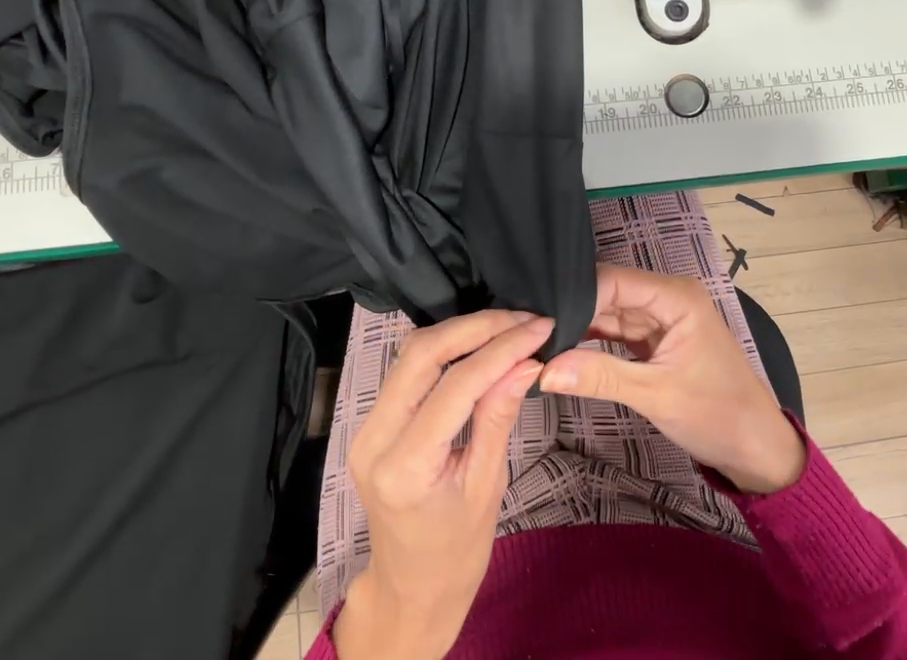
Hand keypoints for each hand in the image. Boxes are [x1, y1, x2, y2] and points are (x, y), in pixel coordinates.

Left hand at [335, 310, 551, 659]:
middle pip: (422, 354)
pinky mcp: (373, 421)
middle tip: (524, 319)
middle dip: (477, 327)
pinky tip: (480, 343)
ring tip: (509, 326)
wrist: (411, 588)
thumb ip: (498, 417)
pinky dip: (446, 349)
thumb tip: (527, 361)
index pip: (455, 385)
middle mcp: (374, 437)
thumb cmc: (456, 551)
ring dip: (461, 332)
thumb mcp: (487, 485)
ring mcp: (366, 427)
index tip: (540, 329)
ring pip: (411, 354)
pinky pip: (408, 370)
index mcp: (404, 465)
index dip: (501, 349)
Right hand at [538, 264, 804, 493]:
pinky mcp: (653, 340)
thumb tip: (544, 370)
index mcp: (676, 297)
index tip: (538, 317)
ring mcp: (659, 319)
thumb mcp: (655, 395)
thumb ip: (600, 377)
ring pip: (607, 312)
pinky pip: (614, 332)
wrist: (755, 449)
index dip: (577, 294)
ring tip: (534, 336)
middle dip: (571, 308)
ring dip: (576, 325)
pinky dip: (589, 341)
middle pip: (608, 292)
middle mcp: (667, 298)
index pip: (615, 280)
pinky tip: (559, 347)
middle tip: (527, 326)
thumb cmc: (717, 414)